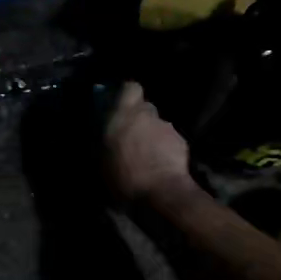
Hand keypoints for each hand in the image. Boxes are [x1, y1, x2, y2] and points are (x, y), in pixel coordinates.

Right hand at [104, 82, 194, 202]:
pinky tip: (158, 164)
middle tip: (129, 135)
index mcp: (122, 115)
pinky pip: (169, 139)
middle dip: (138, 117)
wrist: (161, 192)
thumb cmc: (123, 177)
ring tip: (145, 155)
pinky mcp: (181, 141)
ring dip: (151, 134)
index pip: (130, 88)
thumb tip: (99, 136)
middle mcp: (146, 115)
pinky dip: (164, 148)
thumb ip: (100, 143)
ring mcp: (166, 127)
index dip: (126, 94)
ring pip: (156, 124)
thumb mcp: (100, 162)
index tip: (119, 105)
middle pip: (144, 107)